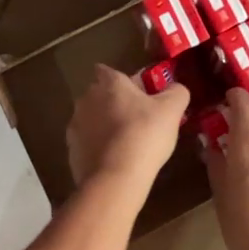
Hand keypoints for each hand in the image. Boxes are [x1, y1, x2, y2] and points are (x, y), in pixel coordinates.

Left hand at [68, 65, 190, 189]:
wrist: (115, 178)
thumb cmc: (144, 135)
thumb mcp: (172, 109)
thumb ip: (176, 92)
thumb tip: (175, 89)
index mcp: (109, 83)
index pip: (108, 71)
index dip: (124, 81)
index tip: (139, 94)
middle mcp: (86, 99)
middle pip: (100, 95)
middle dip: (115, 103)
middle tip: (138, 120)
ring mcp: (75, 125)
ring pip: (92, 119)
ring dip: (105, 126)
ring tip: (126, 144)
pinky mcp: (71, 150)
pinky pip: (87, 143)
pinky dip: (98, 148)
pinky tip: (114, 161)